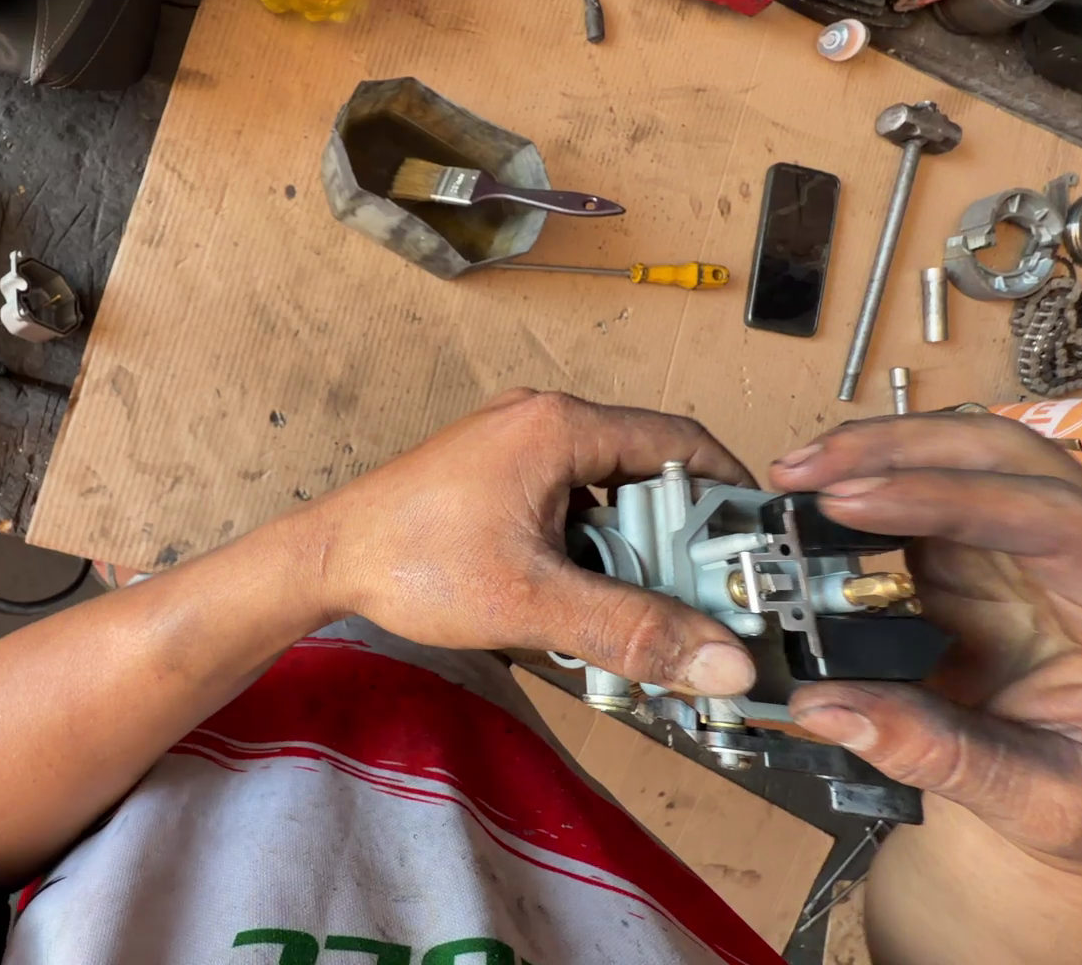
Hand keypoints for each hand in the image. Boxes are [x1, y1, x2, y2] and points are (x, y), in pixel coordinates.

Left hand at [295, 389, 758, 695]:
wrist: (328, 556)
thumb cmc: (411, 561)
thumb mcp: (533, 599)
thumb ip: (633, 629)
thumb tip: (720, 658)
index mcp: (557, 427)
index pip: (679, 442)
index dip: (727, 494)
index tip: (752, 548)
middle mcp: (538, 422)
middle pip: (643, 470)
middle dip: (673, 538)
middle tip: (691, 598)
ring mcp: (511, 444)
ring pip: (603, 491)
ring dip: (626, 547)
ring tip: (631, 605)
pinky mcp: (493, 472)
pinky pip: (564, 499)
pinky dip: (585, 543)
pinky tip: (579, 592)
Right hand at [770, 413, 1081, 912]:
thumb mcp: (1044, 810)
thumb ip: (935, 753)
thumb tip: (824, 704)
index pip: (1064, 522)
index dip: (950, 498)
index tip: (850, 502)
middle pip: (1015, 459)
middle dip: (902, 448)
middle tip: (808, 470)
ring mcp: (1050, 559)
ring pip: (967, 460)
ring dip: (876, 453)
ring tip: (796, 474)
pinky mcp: (992, 562)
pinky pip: (927, 498)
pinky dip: (867, 485)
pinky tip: (817, 495)